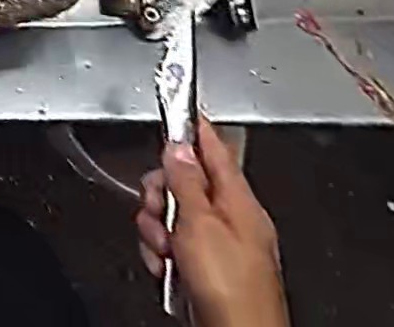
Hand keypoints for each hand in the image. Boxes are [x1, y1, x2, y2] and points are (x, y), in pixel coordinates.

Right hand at [136, 119, 289, 326]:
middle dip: (157, 192)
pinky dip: (159, 247)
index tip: (182, 107)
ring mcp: (217, 241)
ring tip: (165, 246)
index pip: (215, 151)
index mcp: (240, 204)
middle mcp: (231, 218)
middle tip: (157, 209)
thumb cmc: (230, 286)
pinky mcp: (203, 260)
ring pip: (167, 209)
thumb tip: (178, 147)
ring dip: (154, 224)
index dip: (194, 128)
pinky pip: (167, 236)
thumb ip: (185, 181)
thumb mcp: (199, 222)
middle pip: (180, 180)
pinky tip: (166, 261)